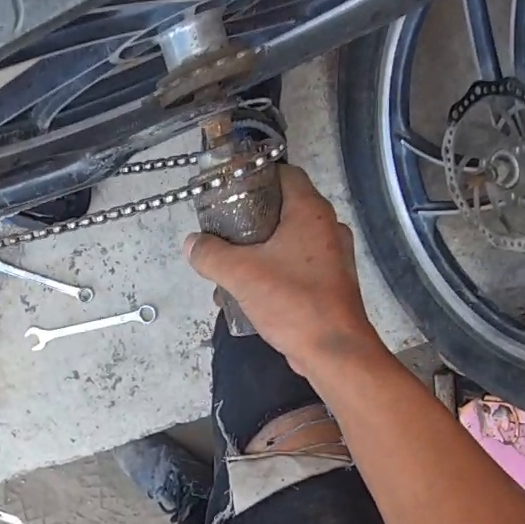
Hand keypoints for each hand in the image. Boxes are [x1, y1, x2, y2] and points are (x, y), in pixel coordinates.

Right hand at [183, 165, 385, 373]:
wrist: (332, 350)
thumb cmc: (292, 303)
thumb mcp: (240, 275)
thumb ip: (210, 255)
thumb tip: (191, 244)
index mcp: (311, 212)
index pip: (284, 173)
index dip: (254, 177)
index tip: (228, 192)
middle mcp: (327, 227)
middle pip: (282, 209)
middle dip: (248, 222)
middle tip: (223, 236)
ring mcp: (333, 256)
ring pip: (287, 241)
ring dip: (258, 253)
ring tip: (231, 272)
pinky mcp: (331, 282)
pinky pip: (296, 266)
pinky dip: (273, 273)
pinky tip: (251, 294)